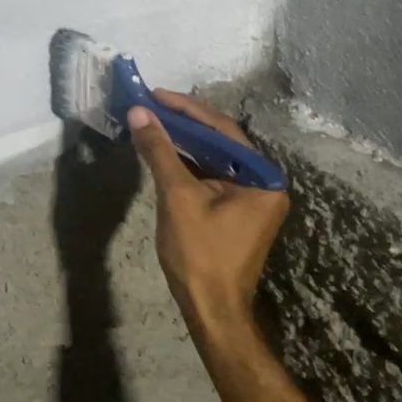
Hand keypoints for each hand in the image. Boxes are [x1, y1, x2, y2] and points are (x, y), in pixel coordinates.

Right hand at [127, 91, 288, 331]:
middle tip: (148, 105)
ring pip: (213, 156)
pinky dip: (186, 160)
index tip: (154, 94)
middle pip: (219, 140)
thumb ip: (159, 151)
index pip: (222, 128)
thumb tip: (138, 112)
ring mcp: (251, 197)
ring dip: (183, 140)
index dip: (186, 108)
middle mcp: (264, 183)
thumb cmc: (200, 252)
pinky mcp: (235, 209)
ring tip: (150, 122)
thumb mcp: (177, 196)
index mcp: (263, 178)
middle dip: (183, 121)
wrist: (211, 307)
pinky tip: (162, 150)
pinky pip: (210, 173)